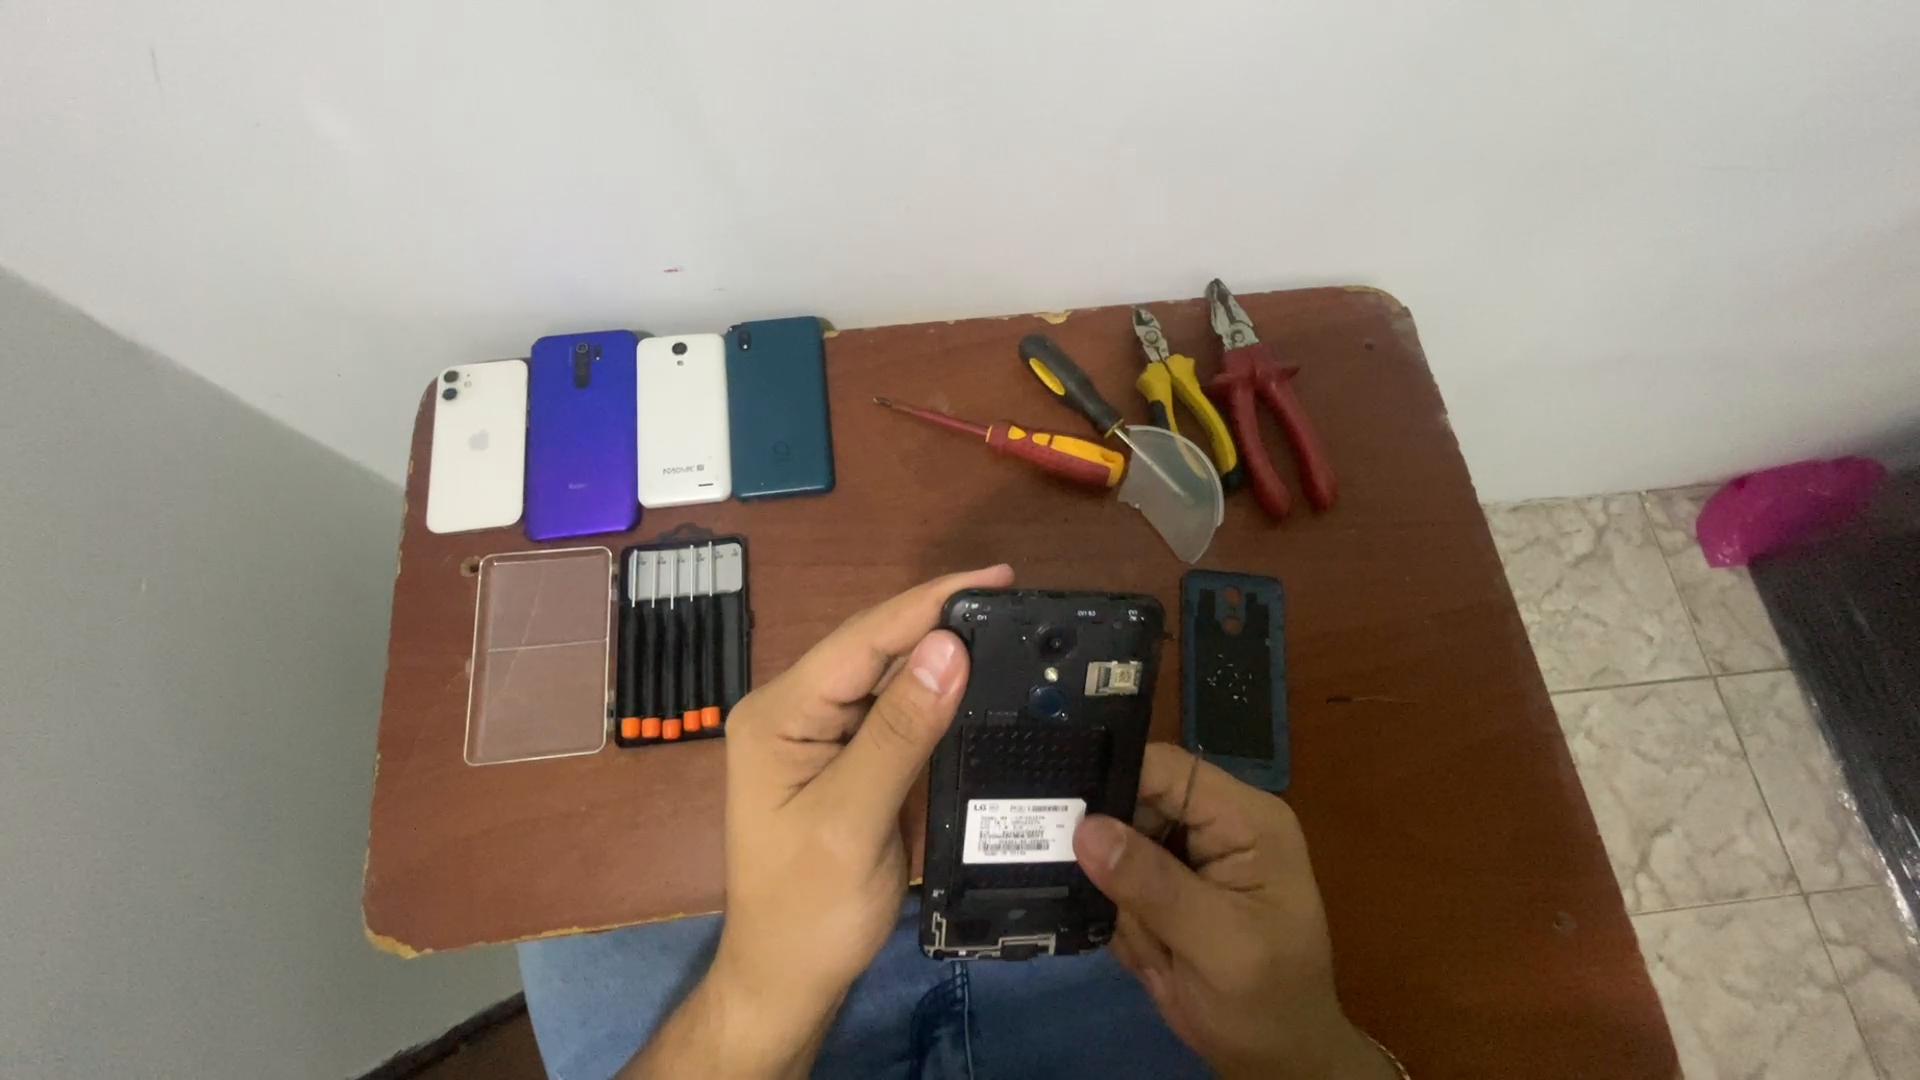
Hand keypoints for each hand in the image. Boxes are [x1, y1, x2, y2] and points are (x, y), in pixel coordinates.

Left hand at [627, 565, 1013, 1078]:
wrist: (789, 978)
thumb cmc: (809, 910)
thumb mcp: (852, 820)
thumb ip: (899, 731)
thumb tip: (948, 647)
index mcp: (779, 713)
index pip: (861, 640)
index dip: (927, 603)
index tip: (994, 577)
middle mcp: (796, 706)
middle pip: (874, 647)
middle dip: (939, 618)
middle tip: (1011, 598)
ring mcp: (822, 728)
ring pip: (888, 672)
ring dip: (941, 649)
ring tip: (1002, 624)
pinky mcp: (849, 751)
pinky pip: (896, 707)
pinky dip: (936, 690)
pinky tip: (972, 675)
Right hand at [1073, 744, 1398, 1079]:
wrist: (1277, 1062)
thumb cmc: (1270, 1002)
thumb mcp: (1220, 945)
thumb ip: (1155, 885)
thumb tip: (1086, 828)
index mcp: (1243, 817)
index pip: (1166, 769)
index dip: (1115, 776)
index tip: (1061, 805)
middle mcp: (1211, 821)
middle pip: (1132, 797)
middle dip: (1108, 847)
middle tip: (1097, 891)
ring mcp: (1183, 852)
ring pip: (1112, 839)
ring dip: (1112, 890)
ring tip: (1141, 938)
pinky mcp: (1160, 881)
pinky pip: (1111, 875)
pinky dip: (1111, 908)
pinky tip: (1137, 943)